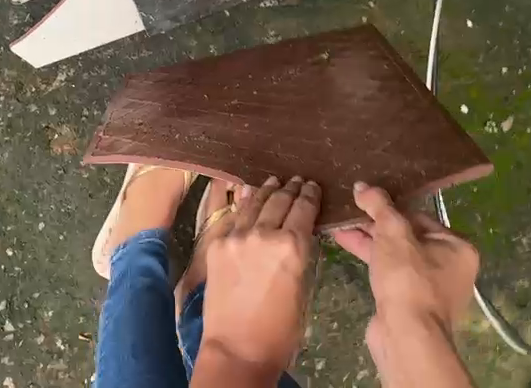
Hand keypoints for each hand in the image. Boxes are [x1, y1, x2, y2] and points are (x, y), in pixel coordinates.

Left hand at [196, 176, 320, 382]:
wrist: (237, 350)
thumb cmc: (280, 331)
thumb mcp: (303, 290)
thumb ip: (300, 254)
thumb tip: (299, 231)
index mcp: (292, 246)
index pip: (304, 209)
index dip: (310, 195)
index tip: (313, 186)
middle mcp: (265, 233)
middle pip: (280, 201)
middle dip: (291, 189)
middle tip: (298, 180)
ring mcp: (237, 236)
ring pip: (256, 203)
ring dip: (268, 190)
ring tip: (275, 180)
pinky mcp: (218, 243)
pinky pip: (234, 217)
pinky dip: (244, 203)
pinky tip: (248, 193)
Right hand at [332, 183, 478, 334]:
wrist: (406, 336)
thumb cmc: (409, 277)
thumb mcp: (393, 232)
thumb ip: (378, 205)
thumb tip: (362, 186)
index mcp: (457, 247)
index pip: (418, 216)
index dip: (390, 208)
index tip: (365, 200)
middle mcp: (449, 267)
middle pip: (406, 235)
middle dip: (375, 224)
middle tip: (349, 210)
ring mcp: (429, 288)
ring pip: (395, 254)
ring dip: (368, 239)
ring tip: (340, 223)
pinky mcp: (409, 302)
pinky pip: (389, 271)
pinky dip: (370, 257)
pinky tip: (346, 242)